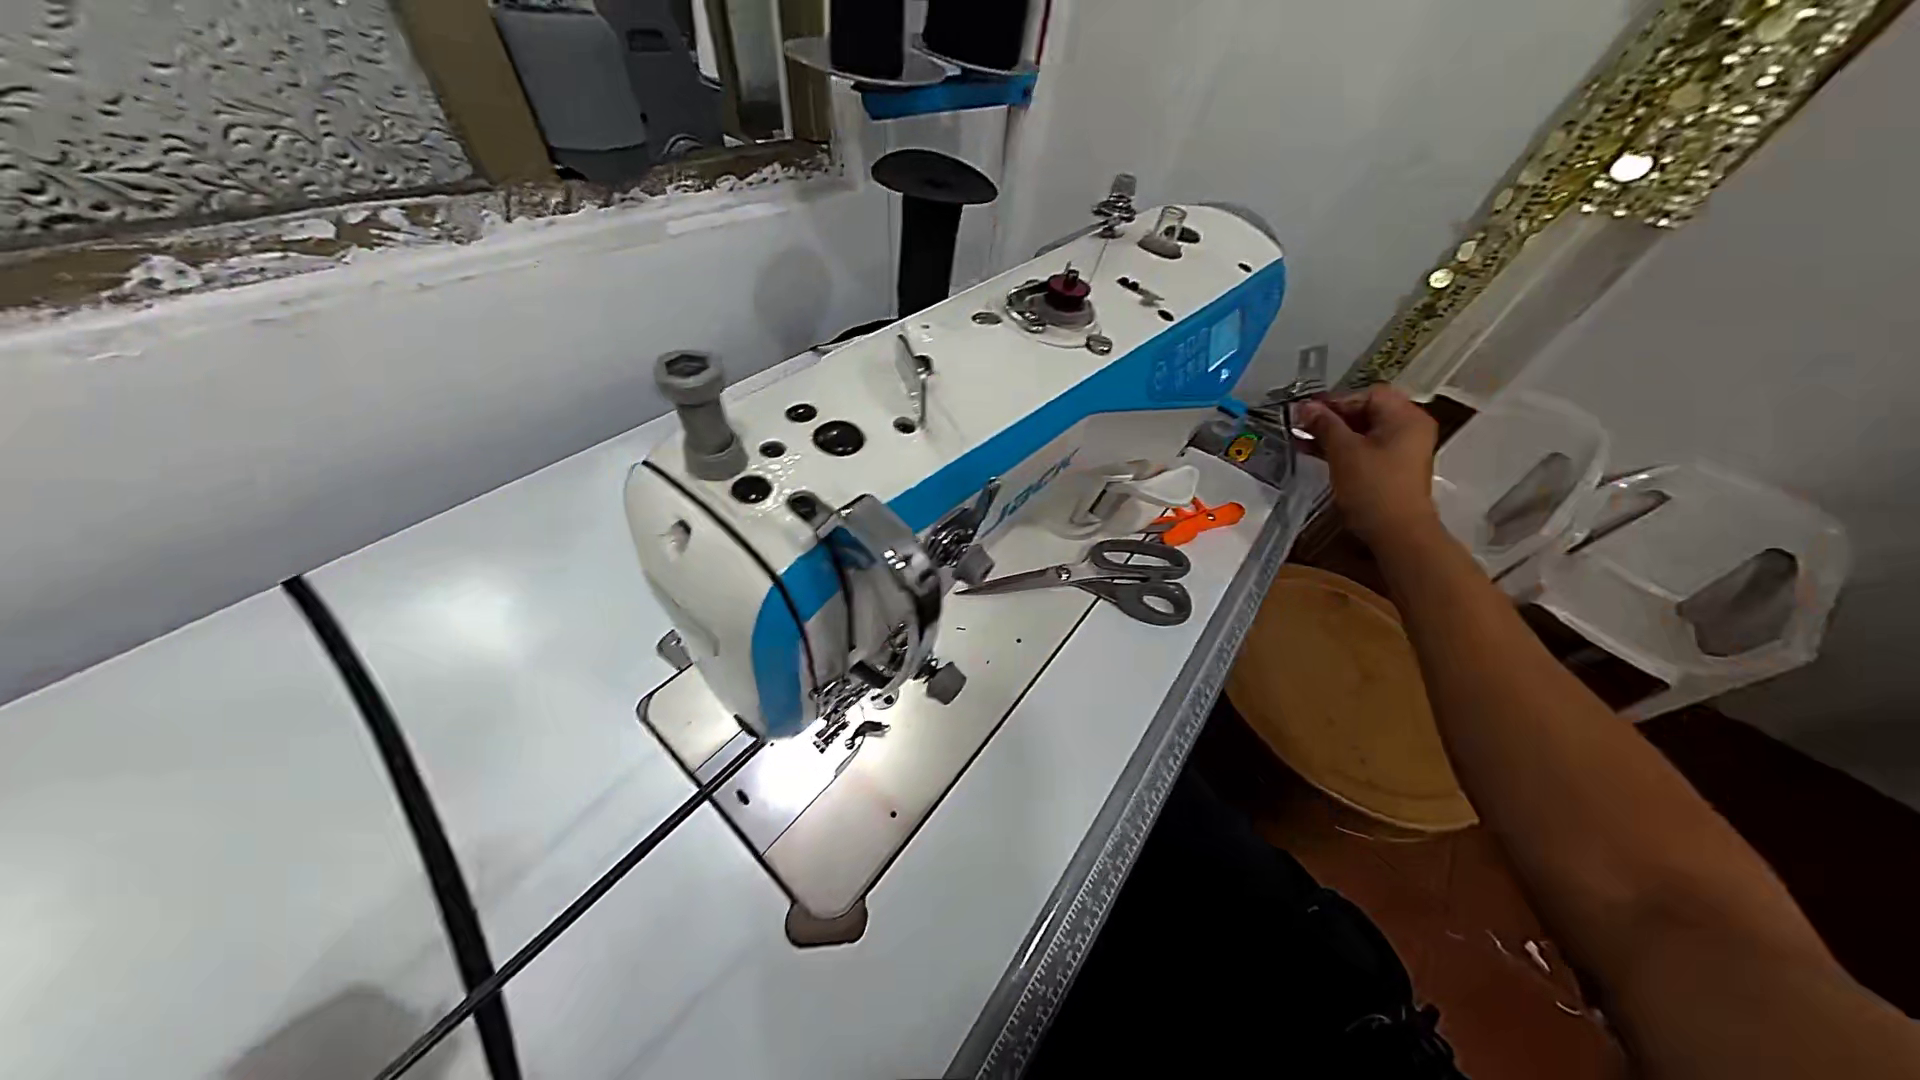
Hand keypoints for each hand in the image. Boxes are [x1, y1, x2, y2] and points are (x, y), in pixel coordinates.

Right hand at [1295, 385, 1440, 549]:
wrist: (1397, 532)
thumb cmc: (1373, 487)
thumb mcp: (1344, 451)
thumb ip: (1324, 424)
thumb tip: (1304, 407)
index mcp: (1405, 417)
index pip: (1367, 395)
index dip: (1335, 401)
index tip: (1305, 412)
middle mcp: (1409, 427)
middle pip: (1366, 411)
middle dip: (1331, 417)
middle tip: (1301, 424)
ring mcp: (1403, 448)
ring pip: (1363, 430)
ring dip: (1333, 433)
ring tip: (1302, 439)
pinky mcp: (1393, 467)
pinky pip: (1366, 447)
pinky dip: (1343, 447)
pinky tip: (1317, 452)